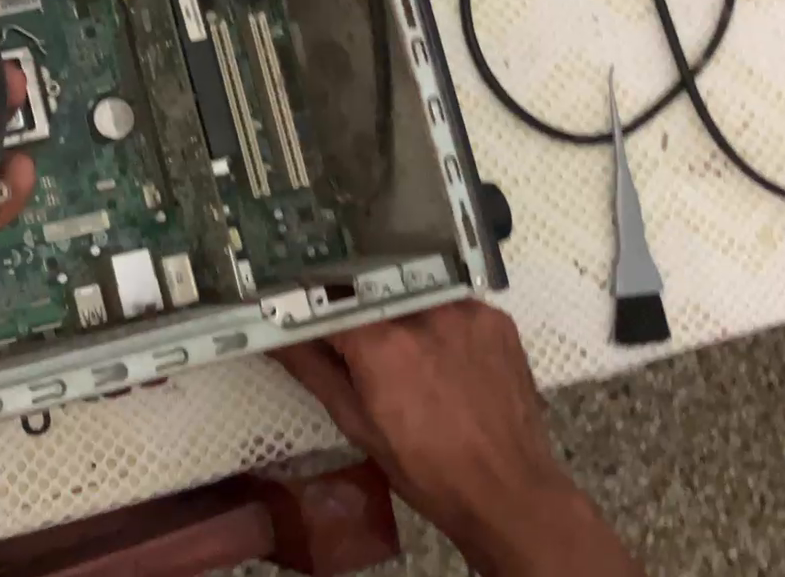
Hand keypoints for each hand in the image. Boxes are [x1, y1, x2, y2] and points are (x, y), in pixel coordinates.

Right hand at [272, 300, 642, 576]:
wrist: (512, 494)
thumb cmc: (426, 468)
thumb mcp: (355, 421)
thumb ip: (310, 368)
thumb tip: (272, 336)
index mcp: (381, 342)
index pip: (323, 302)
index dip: (307, 309)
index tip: (297, 312)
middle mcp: (421, 313)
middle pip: (366, 292)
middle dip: (354, 312)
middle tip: (356, 341)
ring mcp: (463, 311)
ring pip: (407, 292)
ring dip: (396, 313)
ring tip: (405, 351)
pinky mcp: (493, 316)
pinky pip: (448, 300)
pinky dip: (436, 319)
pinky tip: (440, 351)